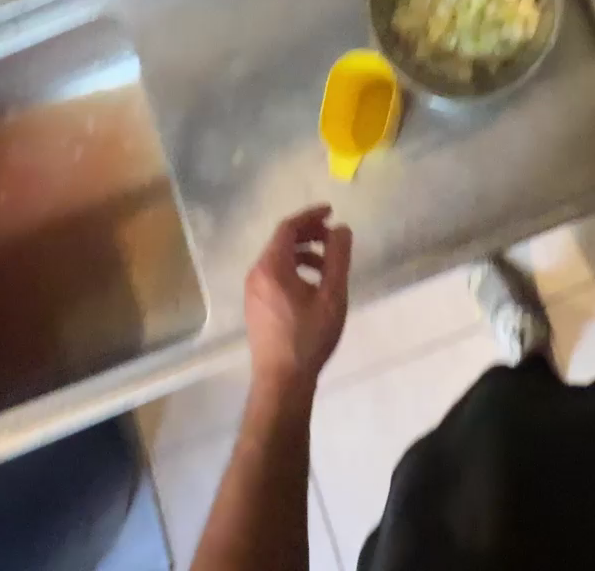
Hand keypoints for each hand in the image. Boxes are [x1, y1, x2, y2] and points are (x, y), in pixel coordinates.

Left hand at [243, 205, 351, 395]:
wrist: (282, 382)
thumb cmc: (309, 337)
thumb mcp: (332, 294)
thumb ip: (338, 257)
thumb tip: (341, 228)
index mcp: (272, 267)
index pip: (288, 228)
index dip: (311, 216)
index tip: (332, 212)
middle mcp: (257, 274)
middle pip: (282, 242)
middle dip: (309, 234)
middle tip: (333, 237)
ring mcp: (253, 292)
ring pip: (278, 260)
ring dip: (303, 253)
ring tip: (328, 264)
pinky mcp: (256, 307)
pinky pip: (274, 275)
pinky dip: (294, 269)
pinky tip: (313, 286)